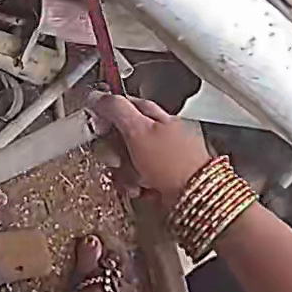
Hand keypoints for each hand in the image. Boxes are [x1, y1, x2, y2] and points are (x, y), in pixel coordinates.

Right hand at [91, 93, 210, 200]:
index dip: (105, 118)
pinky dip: (133, 185)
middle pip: (119, 137)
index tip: (99, 130)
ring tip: (135, 179)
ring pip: (123, 160)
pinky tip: (140, 189)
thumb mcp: (138, 129)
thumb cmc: (173, 162)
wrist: (194, 197)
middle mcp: (157, 133)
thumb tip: (97, 95)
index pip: (120, 107)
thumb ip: (116, 109)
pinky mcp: (158, 177)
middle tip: (119, 158)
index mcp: (154, 115)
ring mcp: (157, 156)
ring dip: (123, 172)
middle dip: (113, 152)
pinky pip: (133, 178)